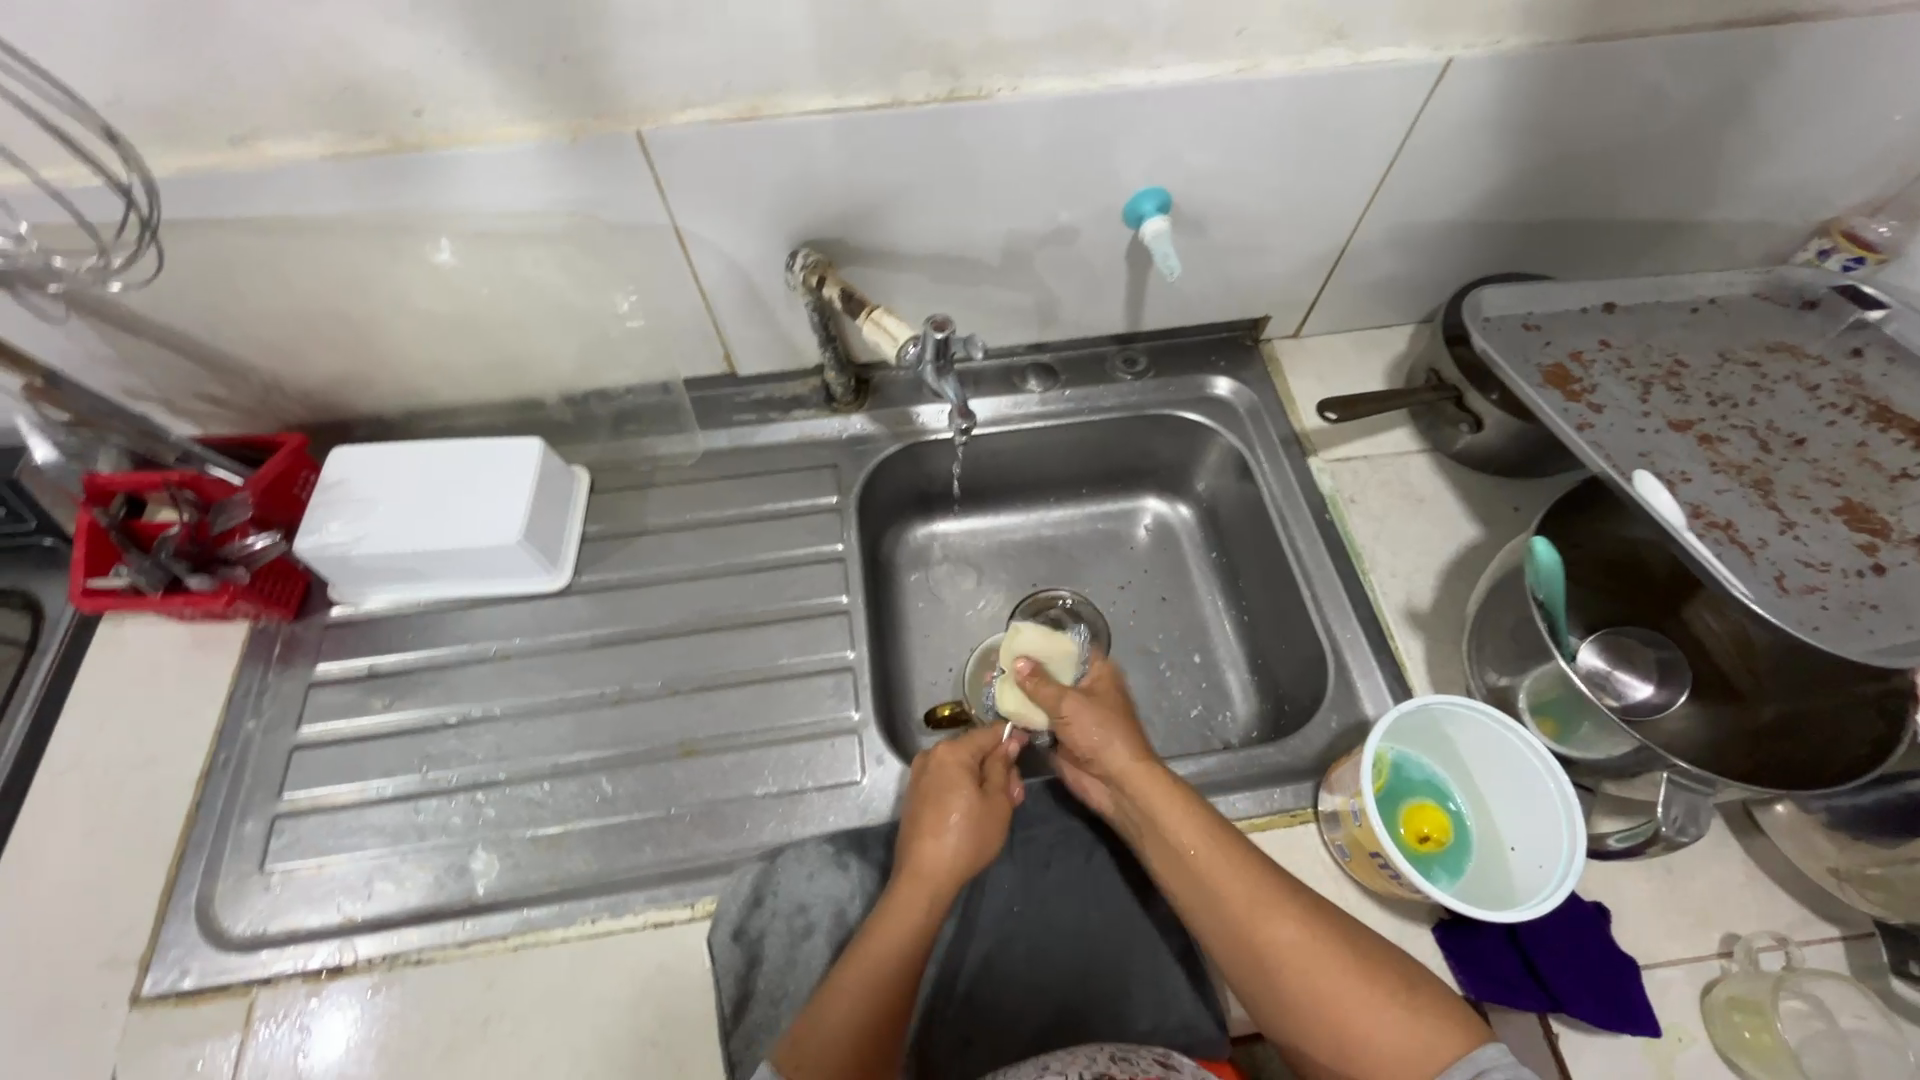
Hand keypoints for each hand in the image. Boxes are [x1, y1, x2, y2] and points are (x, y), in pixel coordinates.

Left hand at [893, 724, 1027, 899]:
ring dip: (983, 779)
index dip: (1011, 736)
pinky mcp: (916, 793)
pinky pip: (947, 779)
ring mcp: (920, 774)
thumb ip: (1002, 767)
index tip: (1030, 744)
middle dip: (998, 766)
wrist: (924, 877)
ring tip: (1001, 807)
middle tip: (1016, 795)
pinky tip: (978, 810)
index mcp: (952, 752)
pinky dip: (965, 787)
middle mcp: (932, 755)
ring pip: (961, 766)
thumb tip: (1008, 743)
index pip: (988, 733)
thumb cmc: (966, 838)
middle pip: (974, 750)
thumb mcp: (996, 802)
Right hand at [1013, 653, 1160, 818]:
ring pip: (1042, 698)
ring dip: (1020, 693)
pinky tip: (997, 705)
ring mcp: (1071, 714)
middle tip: (997, 661)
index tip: (1019, 638)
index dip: (1046, 643)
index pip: (1070, 648)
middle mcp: (1084, 689)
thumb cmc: (1100, 733)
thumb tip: (1018, 662)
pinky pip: (1037, 721)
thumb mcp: (1069, 703)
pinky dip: (1021, 716)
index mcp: (1097, 672)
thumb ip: (1040, 683)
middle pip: (1052, 673)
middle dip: (1027, 669)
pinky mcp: (1059, 736)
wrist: (1115, 783)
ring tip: (991, 681)